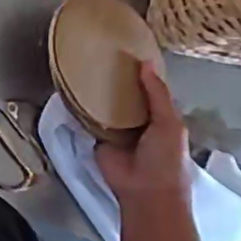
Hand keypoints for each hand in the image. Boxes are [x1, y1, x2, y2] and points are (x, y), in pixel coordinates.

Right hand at [95, 60, 190, 201]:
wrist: (145, 192)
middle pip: (123, 94)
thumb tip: (145, 61)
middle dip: (114, 78)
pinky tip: (71, 86)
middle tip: (98, 52)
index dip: (139, 71)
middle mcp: (136, 119)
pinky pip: (88, 117)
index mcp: (159, 116)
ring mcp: (115, 128)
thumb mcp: (169, 123)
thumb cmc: (166, 158)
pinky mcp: (96, 136)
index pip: (148, 88)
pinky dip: (81, 105)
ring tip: (82, 63)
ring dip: (96, 90)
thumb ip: (157, 93)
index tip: (125, 48)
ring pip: (104, 103)